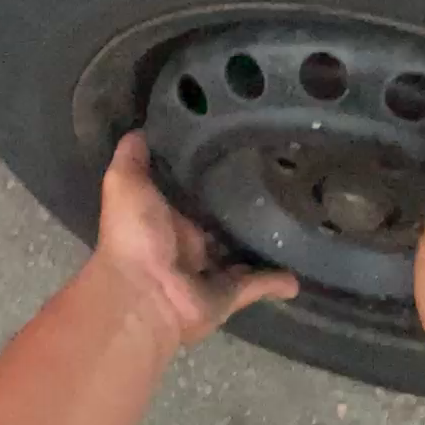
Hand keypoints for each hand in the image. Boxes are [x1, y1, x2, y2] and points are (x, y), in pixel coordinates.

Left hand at [90, 132, 299, 345]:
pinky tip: (298, 273)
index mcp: (166, 219)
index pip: (192, 195)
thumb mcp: (126, 184)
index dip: (208, 178)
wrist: (144, 295)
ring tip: (295, 222)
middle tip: (277, 182)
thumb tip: (139, 129)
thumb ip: (132, 158)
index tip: (235, 154)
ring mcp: (210, 272)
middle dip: (241, 210)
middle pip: (220, 225)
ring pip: (242, 255)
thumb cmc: (134, 236)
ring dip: (264, 245)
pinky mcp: (229, 295)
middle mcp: (188, 245)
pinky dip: (278, 281)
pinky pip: (259, 285)